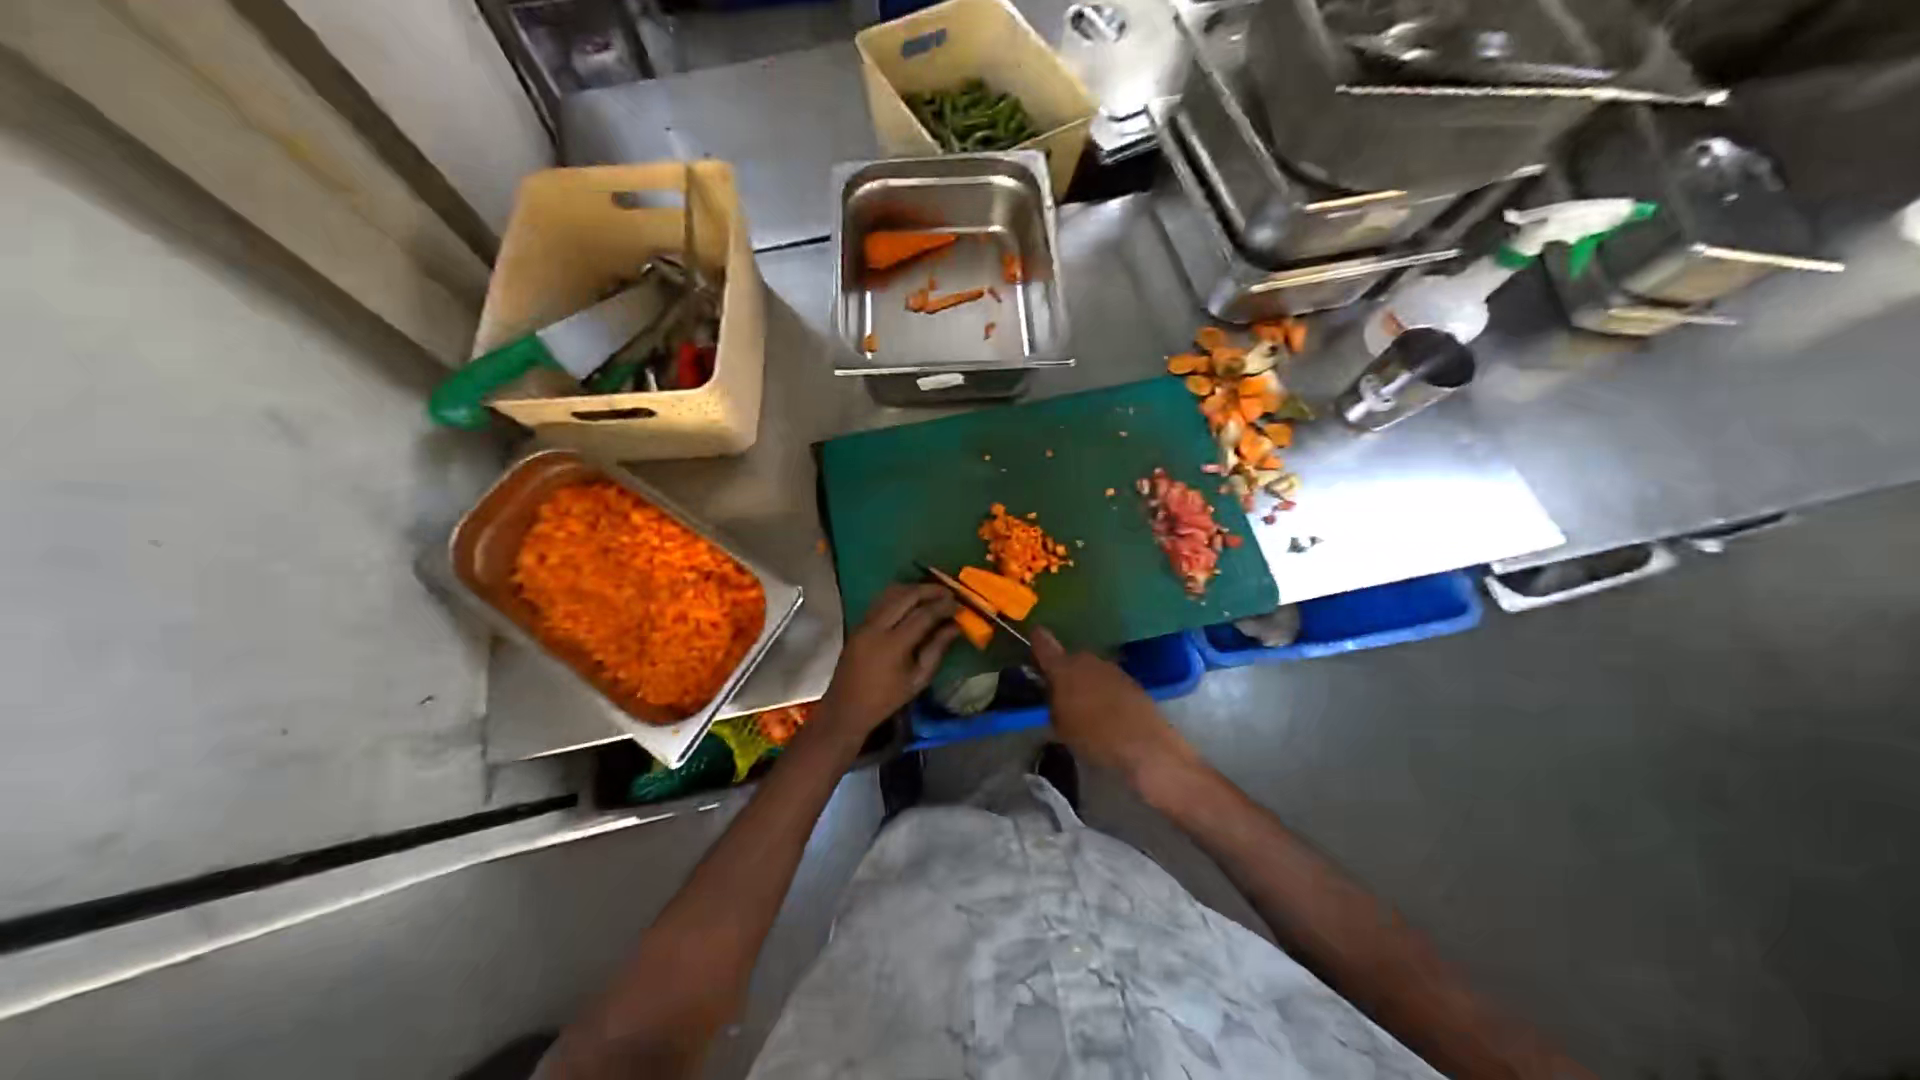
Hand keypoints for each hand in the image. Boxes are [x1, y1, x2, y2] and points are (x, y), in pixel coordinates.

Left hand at [815, 584, 960, 742]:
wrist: (846, 708)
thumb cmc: (886, 699)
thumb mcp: (918, 679)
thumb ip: (937, 648)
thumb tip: (955, 626)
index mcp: (893, 644)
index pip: (923, 614)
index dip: (944, 607)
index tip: (959, 605)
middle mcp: (877, 627)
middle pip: (907, 595)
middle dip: (930, 590)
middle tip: (949, 593)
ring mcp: (865, 622)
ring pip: (891, 592)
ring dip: (914, 589)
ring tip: (933, 594)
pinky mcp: (859, 623)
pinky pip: (882, 600)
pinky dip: (900, 595)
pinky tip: (912, 601)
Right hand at [1032, 627, 1199, 787]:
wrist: (1146, 745)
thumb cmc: (1093, 737)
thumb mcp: (1060, 727)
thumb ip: (1053, 705)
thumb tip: (1055, 697)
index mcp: (1063, 668)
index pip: (1043, 644)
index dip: (1037, 640)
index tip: (1034, 636)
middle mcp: (1087, 660)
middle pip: (1070, 659)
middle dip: (1064, 671)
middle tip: (1060, 693)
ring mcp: (1112, 669)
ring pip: (1092, 670)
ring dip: (1087, 682)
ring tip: (1085, 707)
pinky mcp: (1132, 681)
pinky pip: (1109, 682)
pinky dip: (1105, 692)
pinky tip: (1107, 713)